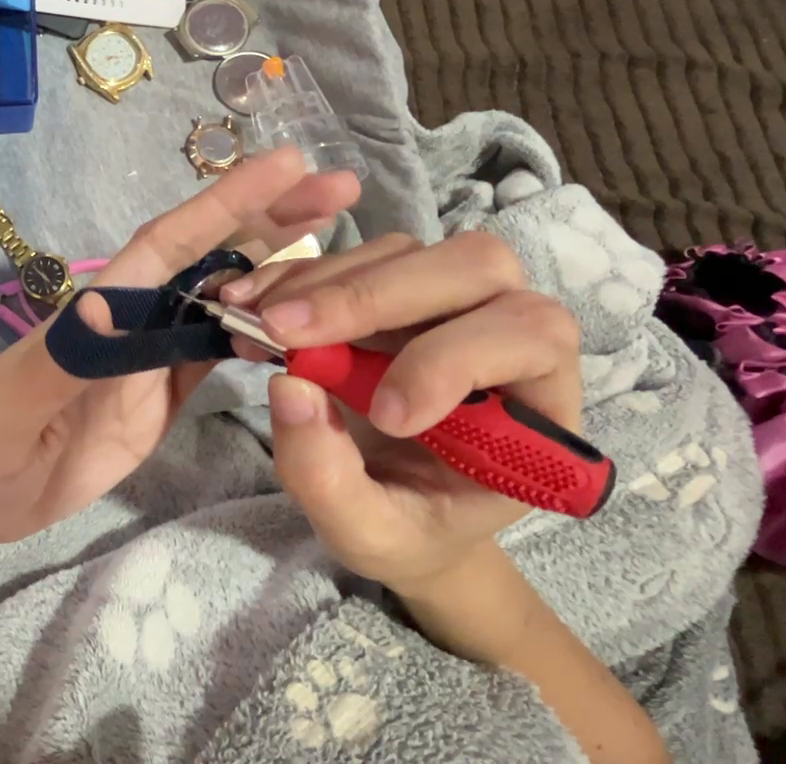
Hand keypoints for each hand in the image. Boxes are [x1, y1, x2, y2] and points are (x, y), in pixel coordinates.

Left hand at [0, 148, 359, 557]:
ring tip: (345, 247)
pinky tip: (300, 326)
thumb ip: (59, 359)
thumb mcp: (13, 408)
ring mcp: (145, 360)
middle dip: (268, 219)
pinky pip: (212, 355)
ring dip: (274, 272)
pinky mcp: (157, 398)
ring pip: (217, 302)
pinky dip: (257, 334)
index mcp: (94, 313)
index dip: (224, 204)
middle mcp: (127, 323)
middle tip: (343, 188)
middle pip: (204, 259)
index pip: (166, 245)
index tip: (287, 165)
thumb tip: (103, 298)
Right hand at [216, 232, 583, 594]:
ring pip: (403, 253)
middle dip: (371, 295)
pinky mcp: (389, 294)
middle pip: (471, 266)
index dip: (451, 358)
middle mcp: (503, 335)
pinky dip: (292, 277)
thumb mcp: (368, 533)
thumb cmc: (406, 529)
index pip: (529, 338)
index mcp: (536, 407)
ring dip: (321, 282)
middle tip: (283, 330)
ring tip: (255, 325)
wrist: (392, 507)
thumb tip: (287, 387)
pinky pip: (349, 259)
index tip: (381, 416)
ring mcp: (445, 305)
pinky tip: (249, 305)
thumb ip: (329, 478)